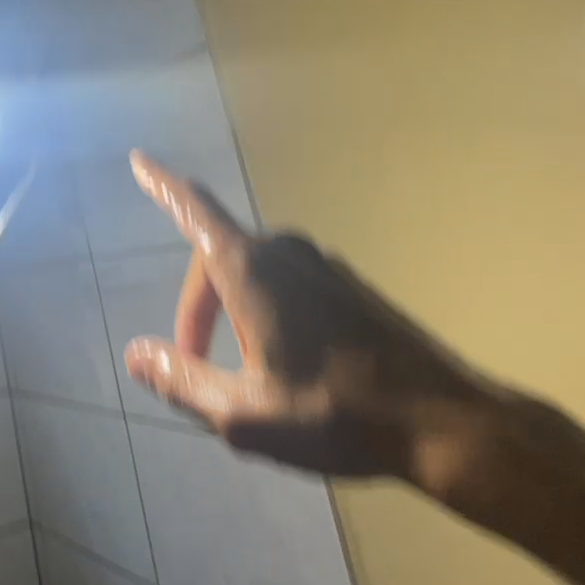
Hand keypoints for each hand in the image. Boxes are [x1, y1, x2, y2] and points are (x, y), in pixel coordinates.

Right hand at [121, 152, 499, 493]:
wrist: (448, 425)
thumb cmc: (335, 415)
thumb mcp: (243, 413)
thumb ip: (182, 379)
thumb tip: (135, 353)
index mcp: (250, 270)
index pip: (192, 210)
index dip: (161, 185)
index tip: (139, 159)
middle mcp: (284, 253)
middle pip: (216, 261)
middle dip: (197, 308)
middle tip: (196, 363)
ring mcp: (322, 266)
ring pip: (253, 276)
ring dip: (234, 314)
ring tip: (249, 375)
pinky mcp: (350, 287)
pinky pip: (288, 285)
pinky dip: (269, 314)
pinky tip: (292, 367)